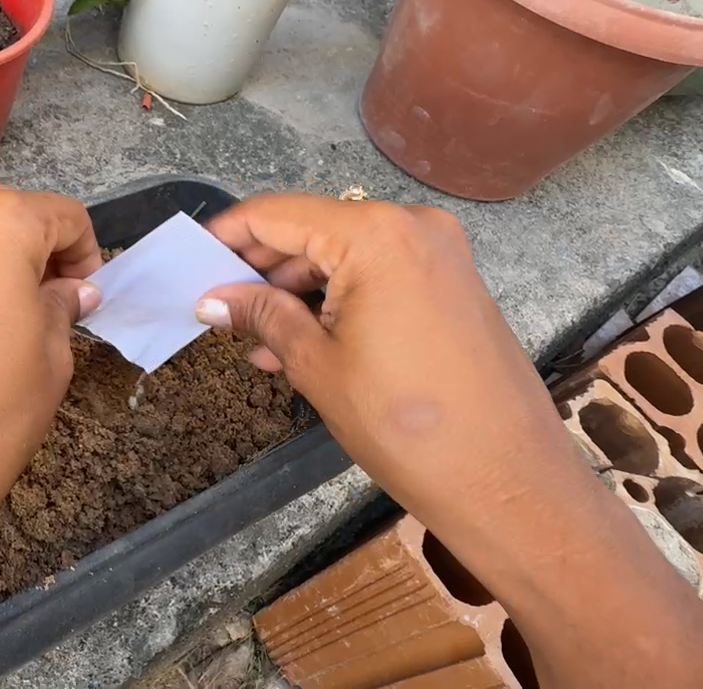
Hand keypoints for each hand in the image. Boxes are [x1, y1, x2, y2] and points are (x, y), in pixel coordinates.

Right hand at [194, 194, 589, 540]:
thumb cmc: (404, 424)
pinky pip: (375, 275)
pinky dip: (335, 300)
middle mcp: (409, 226)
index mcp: (374, 234)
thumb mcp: (315, 363)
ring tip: (253, 337)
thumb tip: (210, 297)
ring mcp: (437, 252)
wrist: (513, 489)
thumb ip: (260, 313)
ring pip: (341, 255)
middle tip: (217, 303)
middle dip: (260, 268)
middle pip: (310, 230)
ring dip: (295, 291)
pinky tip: (299, 341)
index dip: (226, 233)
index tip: (189, 256)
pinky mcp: (450, 282)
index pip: (276, 214)